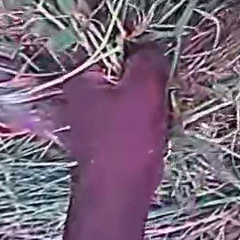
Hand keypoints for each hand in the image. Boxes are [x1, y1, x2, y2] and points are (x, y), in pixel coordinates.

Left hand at [56, 44, 170, 205]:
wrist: (119, 193)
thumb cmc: (127, 138)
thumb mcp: (144, 88)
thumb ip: (147, 58)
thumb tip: (151, 46)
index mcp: (80, 79)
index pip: (109, 47)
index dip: (137, 50)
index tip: (157, 59)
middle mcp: (78, 97)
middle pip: (121, 72)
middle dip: (145, 78)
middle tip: (161, 88)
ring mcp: (89, 120)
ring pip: (128, 95)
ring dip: (148, 100)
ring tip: (161, 111)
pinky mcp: (104, 139)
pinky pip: (129, 116)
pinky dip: (145, 119)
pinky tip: (157, 128)